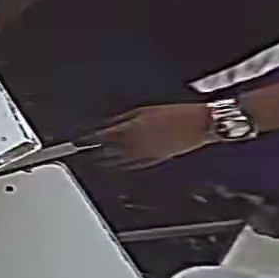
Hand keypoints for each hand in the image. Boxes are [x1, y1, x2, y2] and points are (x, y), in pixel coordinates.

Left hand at [92, 103, 217, 168]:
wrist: (201, 123)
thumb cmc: (175, 114)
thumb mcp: (143, 111)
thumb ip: (121, 120)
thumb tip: (105, 125)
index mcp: (129, 129)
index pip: (100, 137)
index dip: (87, 140)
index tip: (78, 142)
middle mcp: (134, 144)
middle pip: (105, 151)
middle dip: (93, 151)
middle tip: (82, 152)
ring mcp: (144, 154)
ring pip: (117, 161)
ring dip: (104, 161)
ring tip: (95, 160)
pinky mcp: (155, 160)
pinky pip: (133, 166)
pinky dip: (122, 165)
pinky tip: (116, 165)